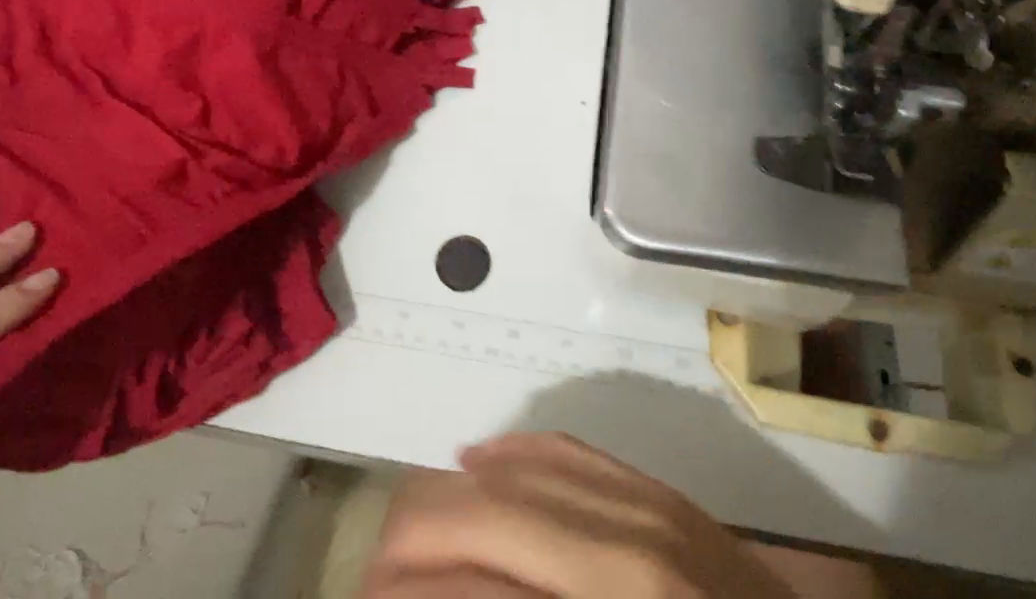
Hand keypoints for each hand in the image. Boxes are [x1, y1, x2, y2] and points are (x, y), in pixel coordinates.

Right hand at [361, 433, 795, 598]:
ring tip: (409, 527)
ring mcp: (650, 511)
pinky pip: (571, 451)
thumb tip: (441, 590)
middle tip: (373, 569)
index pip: (464, 585)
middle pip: (477, 514)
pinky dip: (515, 453)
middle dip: (407, 537)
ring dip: (450, 494)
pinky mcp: (670, 494)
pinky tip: (478, 461)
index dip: (398, 587)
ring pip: (515, 471)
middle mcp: (620, 552)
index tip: (365, 592)